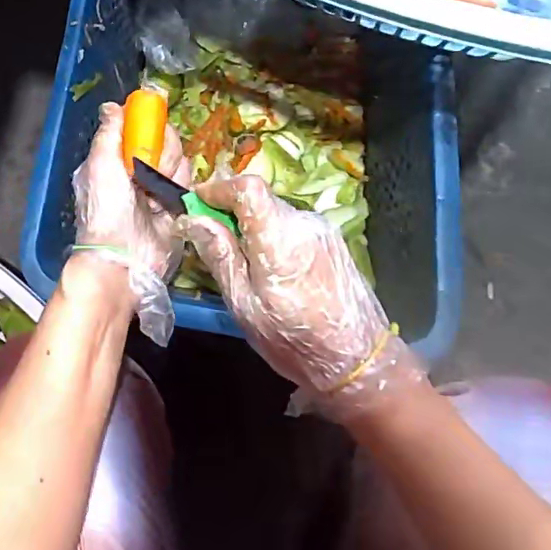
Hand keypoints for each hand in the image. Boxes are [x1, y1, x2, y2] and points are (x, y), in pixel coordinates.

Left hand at [71, 101, 188, 342]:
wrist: (125, 258)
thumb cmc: (106, 209)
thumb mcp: (99, 164)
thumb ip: (109, 132)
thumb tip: (112, 106)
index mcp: (112, 161)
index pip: (136, 129)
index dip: (145, 125)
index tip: (149, 126)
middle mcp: (135, 172)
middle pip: (162, 140)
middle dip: (160, 149)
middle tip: (148, 167)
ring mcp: (157, 189)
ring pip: (178, 158)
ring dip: (169, 170)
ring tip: (154, 192)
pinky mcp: (177, 205)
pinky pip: (188, 181)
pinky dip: (180, 187)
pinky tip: (167, 201)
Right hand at [177, 173, 422, 414]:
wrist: (359, 362)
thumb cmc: (294, 341)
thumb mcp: (244, 305)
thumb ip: (220, 256)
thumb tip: (191, 220)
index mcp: (280, 240)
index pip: (248, 188)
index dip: (218, 188)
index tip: (197, 203)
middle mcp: (304, 224)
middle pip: (259, 198)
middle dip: (230, 210)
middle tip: (210, 237)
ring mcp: (322, 230)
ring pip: (274, 211)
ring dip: (251, 224)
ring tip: (240, 259)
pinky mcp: (332, 240)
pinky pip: (291, 224)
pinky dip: (271, 234)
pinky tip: (268, 266)